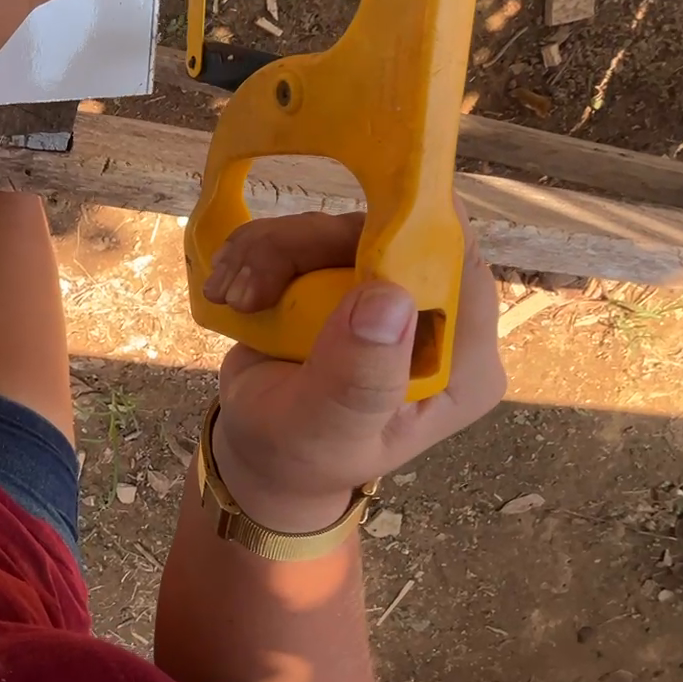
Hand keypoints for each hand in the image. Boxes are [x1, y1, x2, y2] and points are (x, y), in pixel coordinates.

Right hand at [199, 210, 507, 532]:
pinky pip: (294, 237)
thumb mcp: (326, 427)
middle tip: (246, 291)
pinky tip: (225, 288)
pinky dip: (250, 251)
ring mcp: (374, 293)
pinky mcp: (330, 279)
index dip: (406, 235)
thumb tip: (387, 299)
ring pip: (326, 229)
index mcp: (457, 361)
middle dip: (300, 248)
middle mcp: (426, 317)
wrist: (259, 449)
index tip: (342, 232)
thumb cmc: (299, 452)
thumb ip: (358, 376)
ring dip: (263, 252)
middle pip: (377, 237)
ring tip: (228, 297)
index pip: (456, 271)